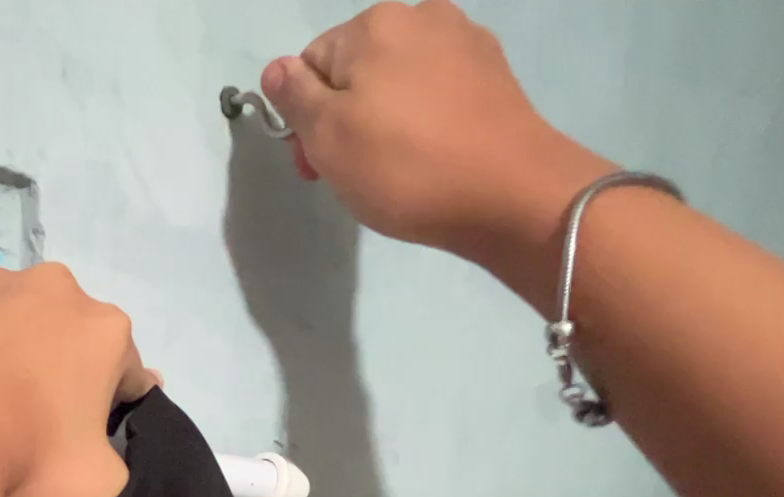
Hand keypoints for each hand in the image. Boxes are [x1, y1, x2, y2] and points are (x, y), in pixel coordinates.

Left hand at [0, 263, 157, 496]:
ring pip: (1, 321)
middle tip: (24, 423)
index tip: (85, 439)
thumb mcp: (97, 488)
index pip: (126, 373)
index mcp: (103, 330)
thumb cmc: (22, 460)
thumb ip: (114, 465)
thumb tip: (99, 450)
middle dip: (53, 370)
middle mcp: (48, 289)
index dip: (110, 408)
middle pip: (63, 336)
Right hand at [261, 0, 613, 259]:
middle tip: (350, 171)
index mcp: (372, 26)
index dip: (302, 117)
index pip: (309, 64)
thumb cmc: (401, 167)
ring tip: (390, 165)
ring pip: (393, 81)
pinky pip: (433, 92)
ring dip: (379, 119)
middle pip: (353, 69)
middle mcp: (420, 16)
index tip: (315, 163)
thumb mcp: (326, 136)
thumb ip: (294, 97)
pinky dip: (419, 120)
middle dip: (341, 116)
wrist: (506, 192)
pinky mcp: (492, 72)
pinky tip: (426, 154)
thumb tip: (277, 69)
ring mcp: (463, 40)